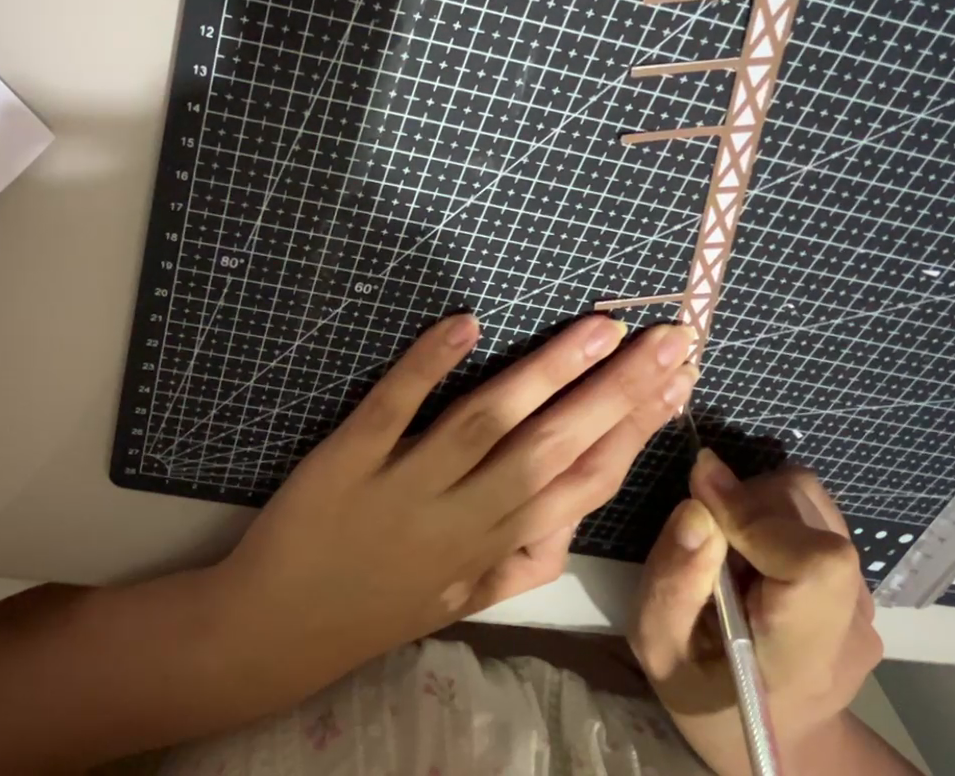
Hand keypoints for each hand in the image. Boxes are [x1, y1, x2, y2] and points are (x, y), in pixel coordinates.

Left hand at [215, 312, 696, 683]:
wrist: (279, 629)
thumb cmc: (378, 605)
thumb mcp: (465, 600)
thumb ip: (523, 561)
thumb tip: (576, 518)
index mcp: (498, 544)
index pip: (584, 482)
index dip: (635, 428)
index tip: (675, 379)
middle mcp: (465, 514)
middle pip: (551, 446)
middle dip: (616, 392)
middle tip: (667, 338)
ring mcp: (406, 484)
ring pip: (487, 422)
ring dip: (545, 372)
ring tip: (597, 328)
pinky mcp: (348, 459)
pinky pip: (393, 406)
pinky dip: (429, 365)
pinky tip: (465, 324)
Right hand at [633, 451, 883, 775]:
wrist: (769, 739)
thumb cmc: (701, 695)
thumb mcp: (658, 648)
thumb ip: (672, 583)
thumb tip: (696, 509)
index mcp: (803, 651)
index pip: (817, 560)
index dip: (754, 516)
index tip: (698, 497)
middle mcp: (851, 621)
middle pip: (809, 515)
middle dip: (744, 502)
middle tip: (701, 535)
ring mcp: (865, 602)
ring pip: (813, 504)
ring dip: (757, 505)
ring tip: (725, 550)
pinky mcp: (858, 586)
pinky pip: (815, 518)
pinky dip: (771, 515)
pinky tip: (748, 556)